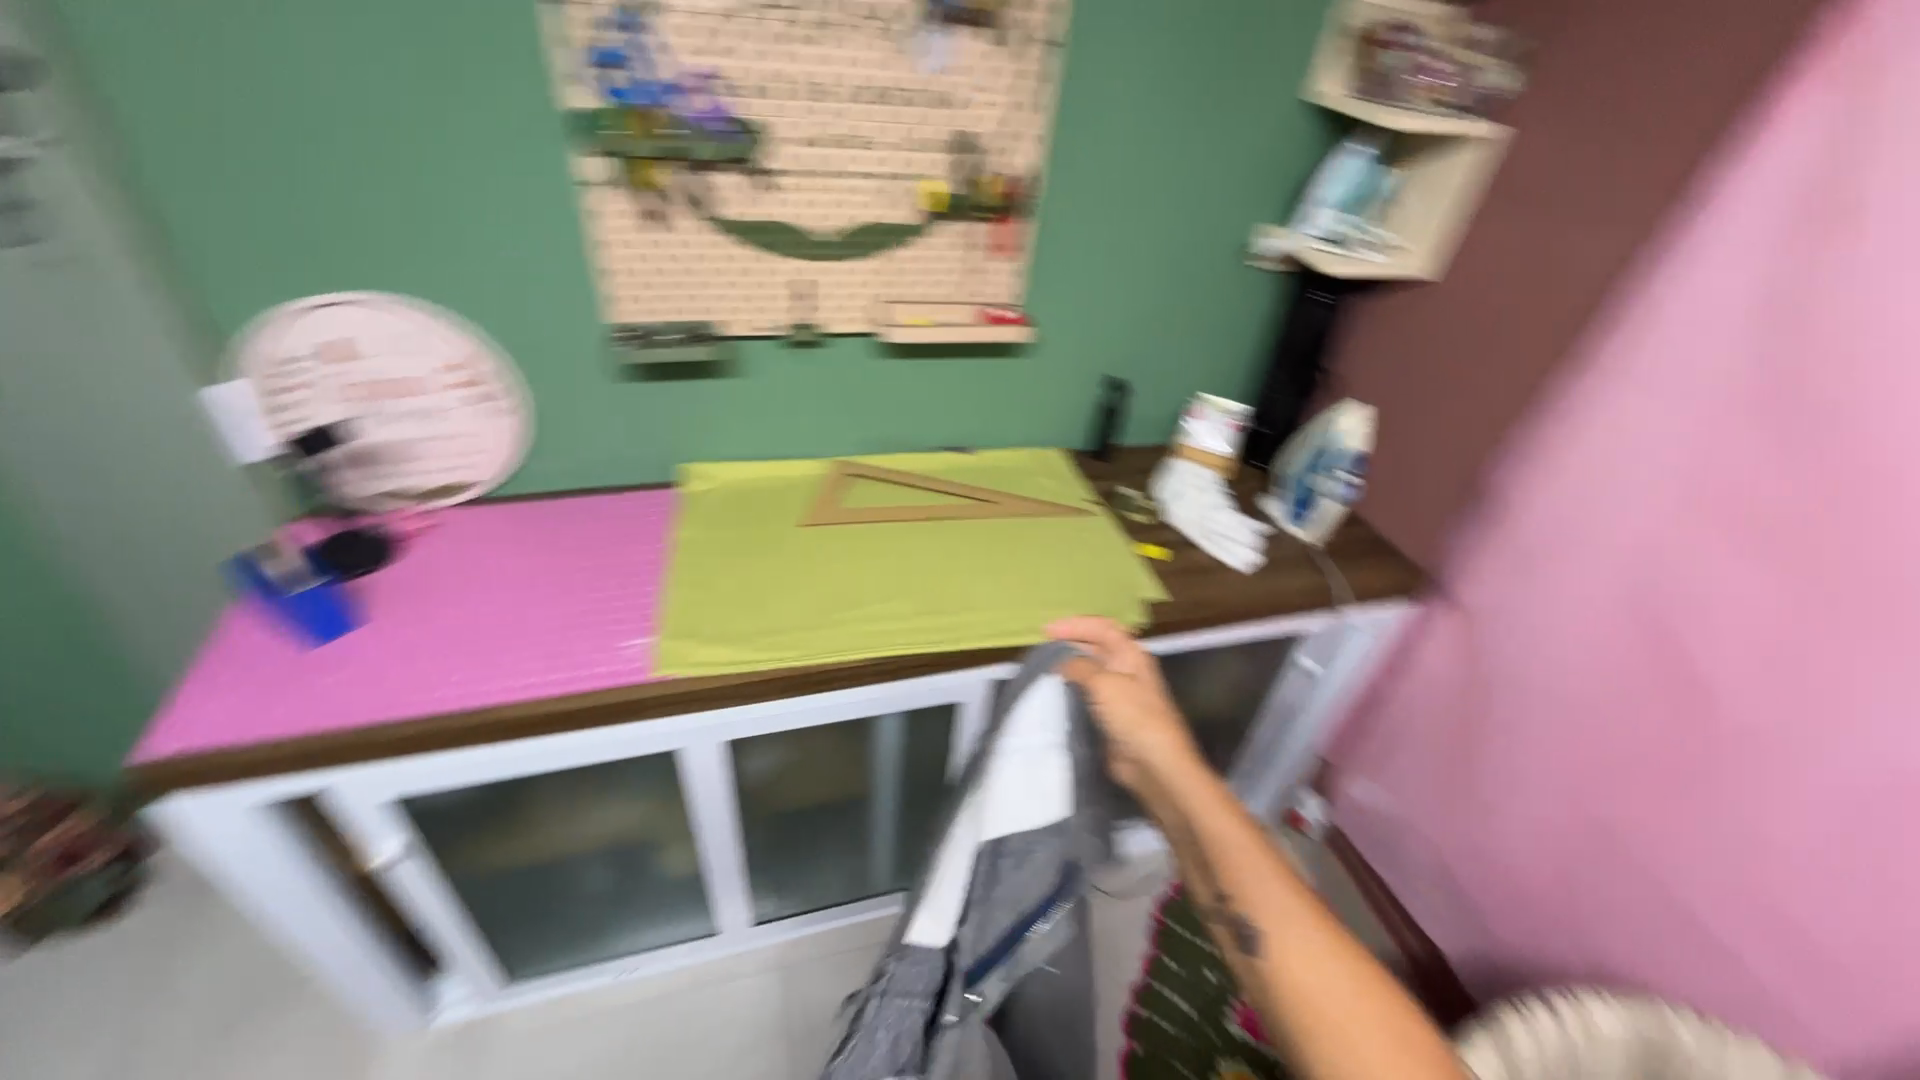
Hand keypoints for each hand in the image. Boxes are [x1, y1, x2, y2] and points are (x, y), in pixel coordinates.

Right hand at [1046, 616, 1205, 796]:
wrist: (1153, 763)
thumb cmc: (1134, 716)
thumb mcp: (1105, 683)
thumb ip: (1080, 666)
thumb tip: (1061, 660)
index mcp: (1131, 655)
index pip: (1102, 628)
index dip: (1075, 625)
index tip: (1047, 630)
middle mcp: (1125, 670)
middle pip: (1095, 648)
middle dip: (1069, 645)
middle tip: (1040, 650)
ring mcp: (1117, 694)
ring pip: (1088, 673)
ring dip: (1067, 669)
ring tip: (1041, 669)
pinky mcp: (1108, 716)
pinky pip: (1085, 696)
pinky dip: (1069, 692)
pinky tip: (1051, 694)